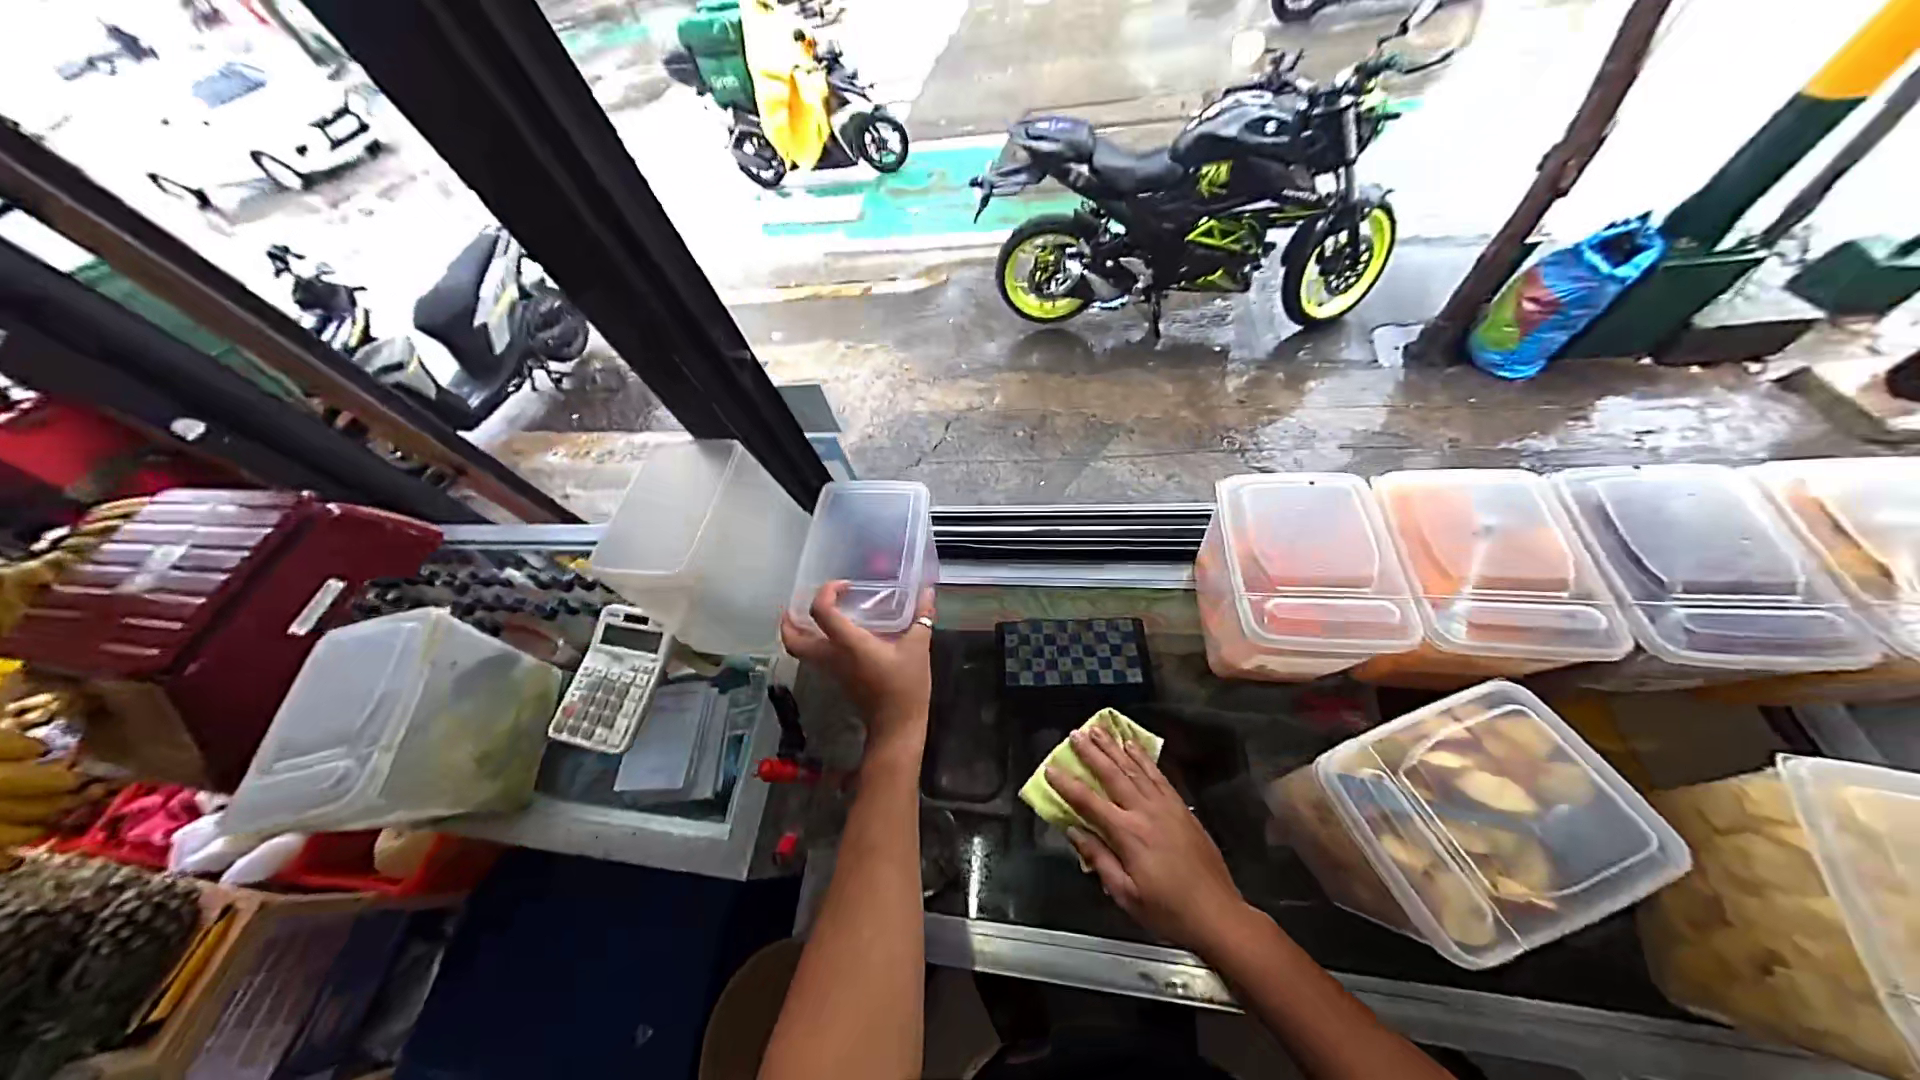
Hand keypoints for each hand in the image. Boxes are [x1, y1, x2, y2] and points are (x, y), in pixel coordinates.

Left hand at [780, 581, 934, 758]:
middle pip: (794, 640)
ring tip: (812, 615)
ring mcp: (832, 670)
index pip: (822, 612)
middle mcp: (832, 656)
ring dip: (799, 632)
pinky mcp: (838, 679)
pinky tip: (835, 634)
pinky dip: (815, 642)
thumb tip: (928, 592)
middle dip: (788, 620)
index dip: (825, 593)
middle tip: (797, 604)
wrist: (897, 726)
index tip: (843, 586)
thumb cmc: (905, 687)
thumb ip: (922, 617)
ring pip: (801, 650)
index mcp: (849, 644)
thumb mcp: (918, 648)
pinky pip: (815, 657)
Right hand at [1048, 725, 1252, 953]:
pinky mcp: (1181, 808)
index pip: (1088, 802)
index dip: (1066, 784)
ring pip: (1134, 768)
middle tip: (1075, 734)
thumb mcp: (1125, 894)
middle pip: (1112, 775)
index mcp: (1127, 834)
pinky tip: (1133, 747)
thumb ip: (1099, 859)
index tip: (1050, 769)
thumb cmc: (1168, 911)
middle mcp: (1145, 812)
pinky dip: (1143, 758)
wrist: (1217, 913)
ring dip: (1114, 747)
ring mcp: (1166, 806)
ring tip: (1098, 730)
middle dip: (1091, 752)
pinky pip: (1157, 775)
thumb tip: (1075, 832)